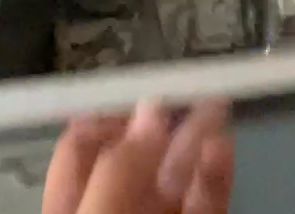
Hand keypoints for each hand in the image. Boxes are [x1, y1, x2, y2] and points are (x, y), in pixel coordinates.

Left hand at [44, 101, 233, 213]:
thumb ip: (118, 173)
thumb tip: (153, 107)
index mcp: (71, 206)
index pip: (81, 145)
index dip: (109, 114)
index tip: (144, 92)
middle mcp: (111, 208)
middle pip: (134, 156)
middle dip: (164, 121)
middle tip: (192, 92)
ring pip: (173, 177)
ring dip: (195, 141)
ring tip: (216, 108)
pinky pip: (205, 203)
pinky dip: (215, 176)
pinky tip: (223, 147)